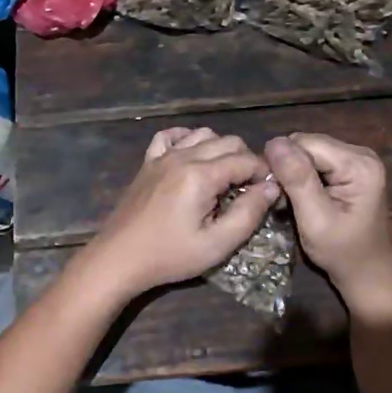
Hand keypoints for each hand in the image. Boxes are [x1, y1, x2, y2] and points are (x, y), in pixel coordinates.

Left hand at [71, 128, 277, 302]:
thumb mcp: (216, 244)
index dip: (263, 175)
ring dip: (220, 150)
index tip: (267, 195)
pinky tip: (192, 157)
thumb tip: (272, 187)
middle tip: (247, 191)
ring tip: (223, 179)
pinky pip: (169, 136)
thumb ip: (248, 213)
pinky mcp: (147, 163)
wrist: (119, 258)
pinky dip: (186, 140)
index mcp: (200, 175)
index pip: (246, 159)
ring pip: (202, 134)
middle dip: (246, 161)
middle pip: (228, 141)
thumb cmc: (169, 256)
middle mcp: (182, 157)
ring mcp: (161, 157)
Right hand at [265, 134, 391, 321]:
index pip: (305, 143)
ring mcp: (356, 159)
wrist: (366, 272)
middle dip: (287, 167)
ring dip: (291, 172)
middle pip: (306, 144)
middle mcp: (361, 153)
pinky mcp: (349, 167)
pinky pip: (314, 160)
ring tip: (288, 200)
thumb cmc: (341, 252)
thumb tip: (273, 142)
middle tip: (281, 199)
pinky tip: (299, 196)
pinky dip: (300, 176)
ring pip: (306, 150)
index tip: (274, 193)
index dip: (281, 162)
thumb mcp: (315, 219)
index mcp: (359, 164)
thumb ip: (297, 179)